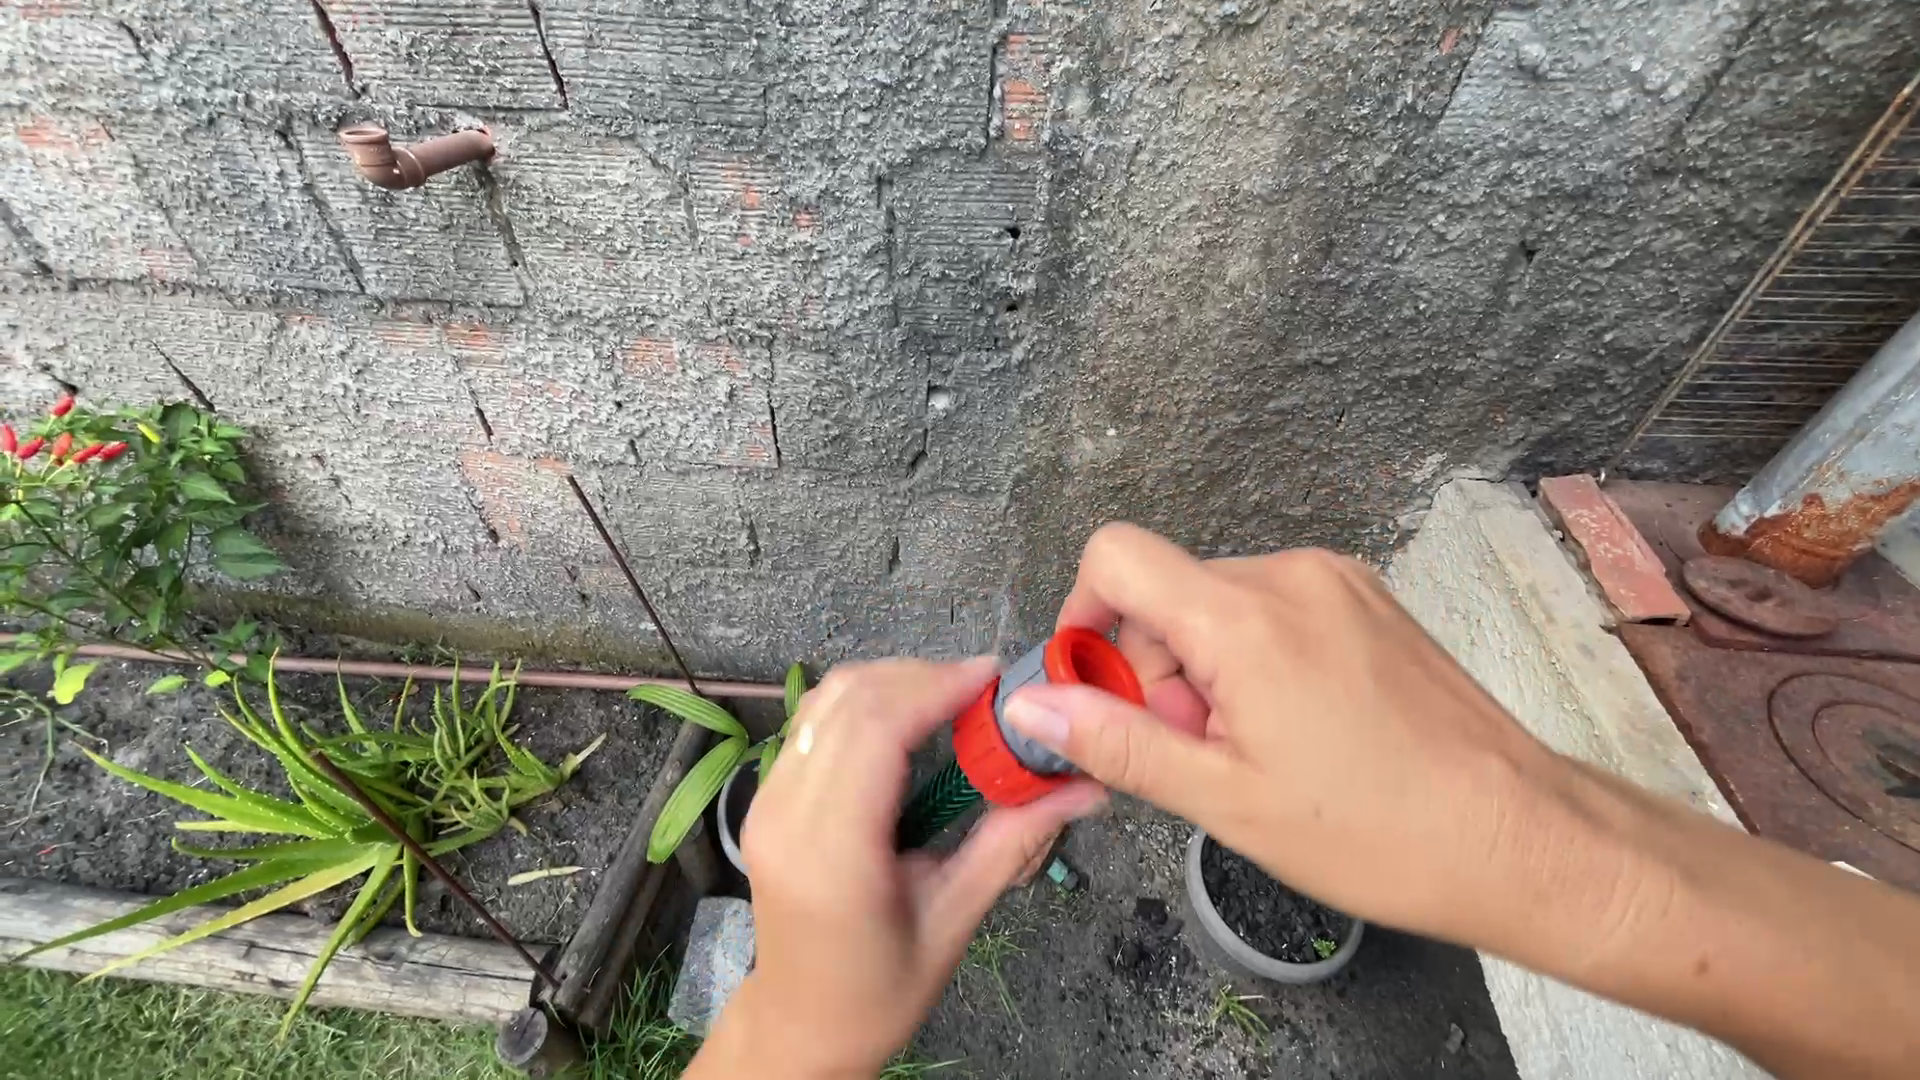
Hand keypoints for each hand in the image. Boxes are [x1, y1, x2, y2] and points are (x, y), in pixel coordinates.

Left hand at [689, 658, 1105, 1078]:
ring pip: (827, 699)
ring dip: (892, 679)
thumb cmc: (879, 991)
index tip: (991, 674)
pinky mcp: (765, 794)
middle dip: (921, 675)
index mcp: (832, 854)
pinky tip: (907, 713)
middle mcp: (785, 813)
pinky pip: (815, 719)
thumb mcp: (954, 920)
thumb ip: (1013, 842)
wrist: (797, 1025)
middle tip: (981, 684)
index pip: (877, 732)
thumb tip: (1085, 788)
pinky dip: (865, 699)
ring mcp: (764, 799)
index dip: (934, 686)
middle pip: (850, 701)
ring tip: (951, 692)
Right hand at [999, 523, 1589, 943]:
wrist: (1530, 840)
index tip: (1098, 681)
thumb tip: (1030, 706)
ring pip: (1211, 602)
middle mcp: (1287, 573)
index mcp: (1244, 616)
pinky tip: (1290, 718)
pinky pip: (1264, 604)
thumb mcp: (1222, 798)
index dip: (1083, 611)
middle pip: (1164, 592)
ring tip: (1251, 741)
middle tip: (1196, 745)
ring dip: (1202, 666)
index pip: (1116, 554)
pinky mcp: (1359, 593)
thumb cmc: (1377, 831)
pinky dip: (1247, 654)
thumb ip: (1113, 740)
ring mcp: (1331, 577)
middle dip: (1154, 667)